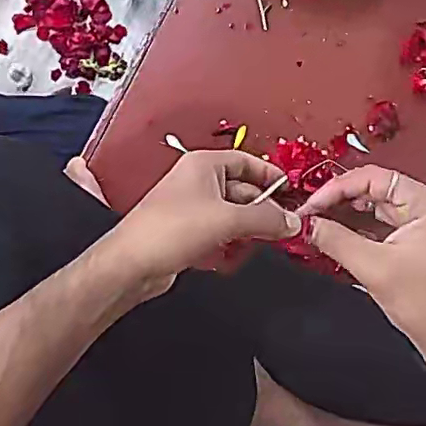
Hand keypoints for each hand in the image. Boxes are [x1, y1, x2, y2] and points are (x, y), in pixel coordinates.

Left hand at [101, 150, 301, 299]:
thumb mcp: (228, 219)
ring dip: (247, 227)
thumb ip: (266, 219)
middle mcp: (197, 180)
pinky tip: (235, 254)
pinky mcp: (187, 230)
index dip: (269, 174)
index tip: (290, 190)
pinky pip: (220, 230)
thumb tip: (293, 222)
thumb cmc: (171, 230)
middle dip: (261, 208)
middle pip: (242, 189)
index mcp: (204, 164)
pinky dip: (231, 239)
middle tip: (282, 226)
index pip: (246, 161)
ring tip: (259, 241)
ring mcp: (191, 206)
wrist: (132, 264)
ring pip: (232, 212)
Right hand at [297, 167, 425, 370]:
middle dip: (338, 200)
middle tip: (308, 213)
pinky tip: (332, 234)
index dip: (338, 187)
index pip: (374, 178)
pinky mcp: (411, 241)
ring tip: (314, 222)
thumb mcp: (375, 269)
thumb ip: (336, 240)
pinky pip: (377, 225)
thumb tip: (306, 223)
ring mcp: (419, 224)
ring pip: (373, 207)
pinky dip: (355, 228)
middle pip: (373, 189)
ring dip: (344, 214)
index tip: (311, 203)